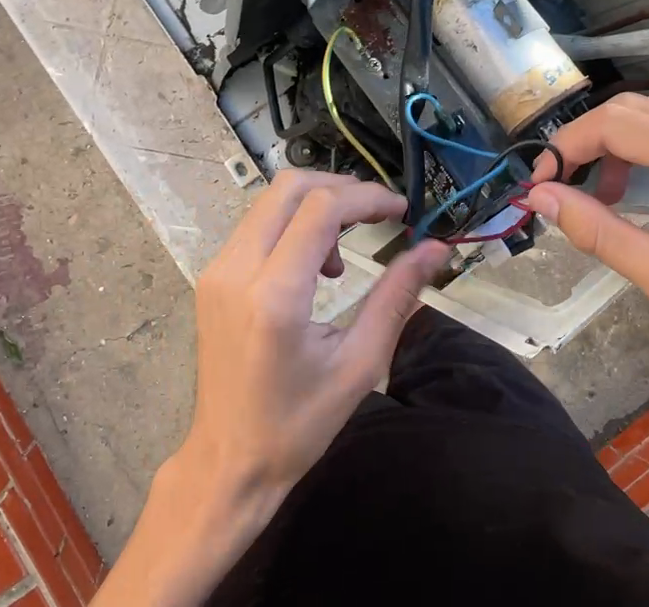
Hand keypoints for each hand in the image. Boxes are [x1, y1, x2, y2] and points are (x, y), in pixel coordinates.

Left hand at [177, 171, 450, 519]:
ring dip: (316, 207)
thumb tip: (436, 249)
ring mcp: (216, 271)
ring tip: (344, 256)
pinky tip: (314, 267)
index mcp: (275, 296)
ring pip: (270, 201)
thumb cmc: (298, 424)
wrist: (228, 460)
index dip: (367, 197)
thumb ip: (397, 297)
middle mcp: (236, 271)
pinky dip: (292, 225)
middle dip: (342, 189)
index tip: (402, 212)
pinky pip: (256, 225)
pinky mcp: (211, 277)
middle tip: (379, 216)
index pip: (321, 208)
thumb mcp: (359, 364)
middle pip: (290, 187)